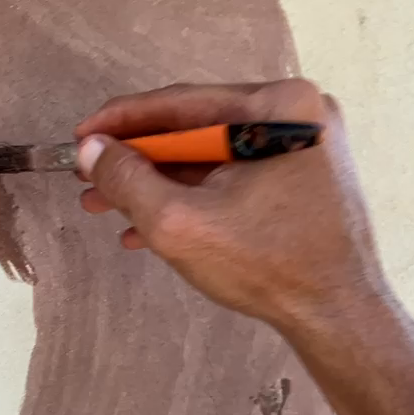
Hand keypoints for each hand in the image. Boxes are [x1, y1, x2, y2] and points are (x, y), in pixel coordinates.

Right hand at [74, 79, 389, 341]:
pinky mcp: (297, 180)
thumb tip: (90, 149)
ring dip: (153, 184)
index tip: (79, 137)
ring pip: (206, 158)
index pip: (179, 103)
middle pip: (192, 130)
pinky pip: (228, 178)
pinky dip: (186, 198)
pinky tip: (145, 227)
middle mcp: (294, 114)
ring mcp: (299, 147)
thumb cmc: (261, 263)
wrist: (333, 311)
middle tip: (87, 180)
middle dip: (134, 160)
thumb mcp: (177, 221)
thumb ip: (127, 180)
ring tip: (103, 207)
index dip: (120, 121)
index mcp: (276, 106)